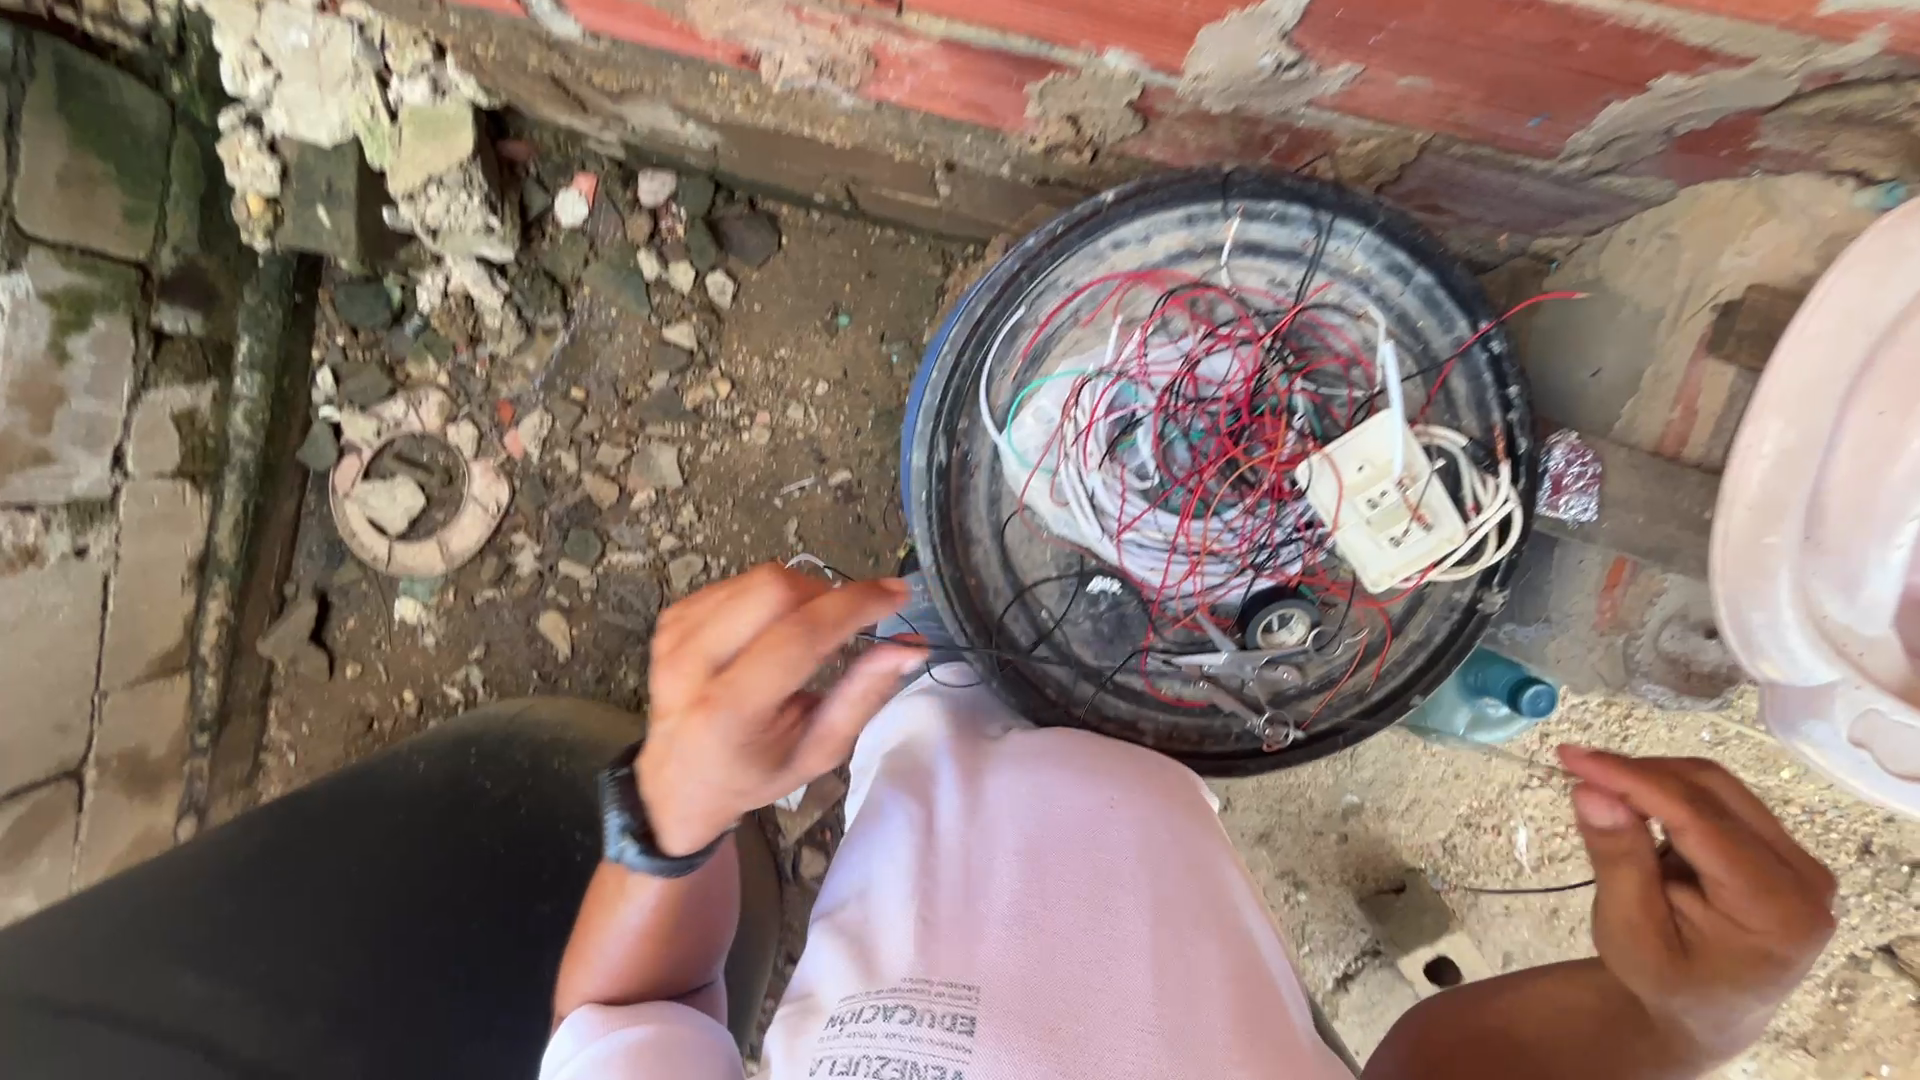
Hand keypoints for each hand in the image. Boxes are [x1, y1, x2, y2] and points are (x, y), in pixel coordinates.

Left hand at [637, 565, 924, 855]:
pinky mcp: (672, 619)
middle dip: (827, 595)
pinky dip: (772, 597)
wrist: (678, 783)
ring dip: (802, 594)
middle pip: (774, 588)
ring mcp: (675, 636)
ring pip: (758, 578)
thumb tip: (912, 646)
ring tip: (810, 629)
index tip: (897, 593)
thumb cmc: (755, 772)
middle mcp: (691, 665)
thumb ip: (864, 695)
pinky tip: (774, 630)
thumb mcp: (819, 751)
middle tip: (846, 621)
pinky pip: (738, 582)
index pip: (800, 635)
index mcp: (729, 711)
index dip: (856, 605)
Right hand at [1558, 747, 1837, 1065]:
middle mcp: (1803, 878)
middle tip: (1574, 767)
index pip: (1699, 818)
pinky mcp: (1775, 851)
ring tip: (1595, 786)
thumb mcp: (1627, 928)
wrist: (1700, 1008)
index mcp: (1775, 907)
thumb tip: (1590, 791)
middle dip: (1637, 771)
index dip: (1632, 779)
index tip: (1568, 756)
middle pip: (1712, 791)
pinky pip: (1716, 798)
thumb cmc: (1662, 978)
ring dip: (1648, 776)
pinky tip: (1628, 802)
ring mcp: (1795, 862)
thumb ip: (1616, 858)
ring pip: (1714, 785)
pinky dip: (1662, 789)